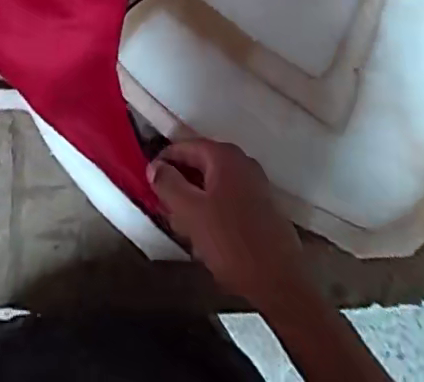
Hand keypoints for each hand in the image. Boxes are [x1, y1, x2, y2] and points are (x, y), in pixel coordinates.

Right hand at [150, 138, 311, 311]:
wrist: (277, 278)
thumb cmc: (230, 241)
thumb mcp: (190, 212)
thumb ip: (169, 184)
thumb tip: (155, 166)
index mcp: (224, 156)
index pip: (185, 146)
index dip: (163, 160)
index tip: (147, 179)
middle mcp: (242, 161)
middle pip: (200, 162)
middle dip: (179, 180)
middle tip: (161, 202)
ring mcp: (254, 182)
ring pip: (213, 181)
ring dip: (194, 196)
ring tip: (179, 221)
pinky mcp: (260, 204)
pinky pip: (227, 195)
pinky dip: (211, 205)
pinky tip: (203, 230)